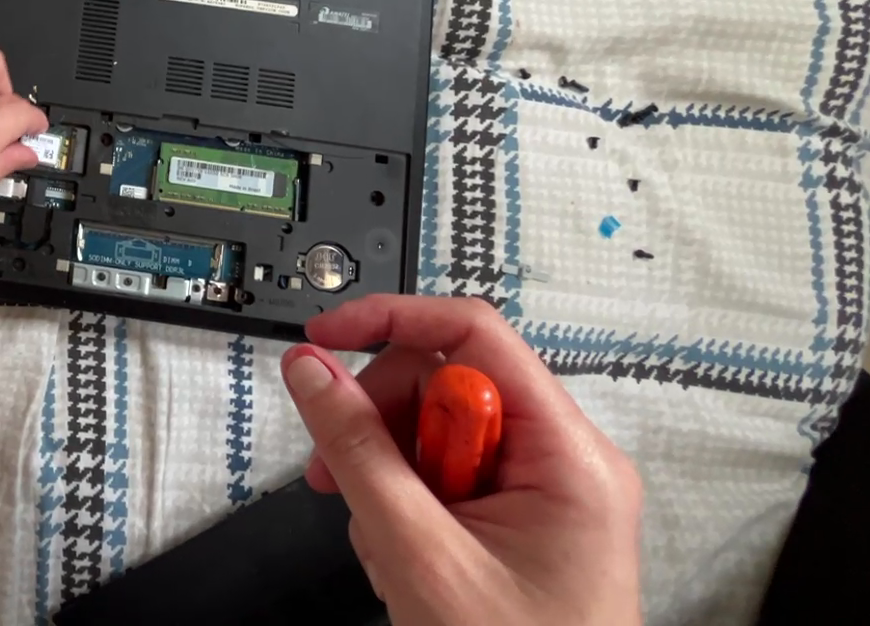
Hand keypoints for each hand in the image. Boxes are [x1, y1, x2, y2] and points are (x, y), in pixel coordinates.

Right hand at [280, 295, 642, 625]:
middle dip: (372, 417)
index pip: (470, 332)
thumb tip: (305, 364)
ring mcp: (533, 484)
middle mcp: (555, 454)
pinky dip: (393, 494)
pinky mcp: (508, 509)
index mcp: (565, 452)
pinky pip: (428, 464)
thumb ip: (357, 449)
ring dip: (376, 466)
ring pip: (422, 423)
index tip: (319, 340)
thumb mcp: (420, 551)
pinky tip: (396, 547)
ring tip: (376, 536)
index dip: (388, 319)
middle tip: (331, 473)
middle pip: (436, 377)